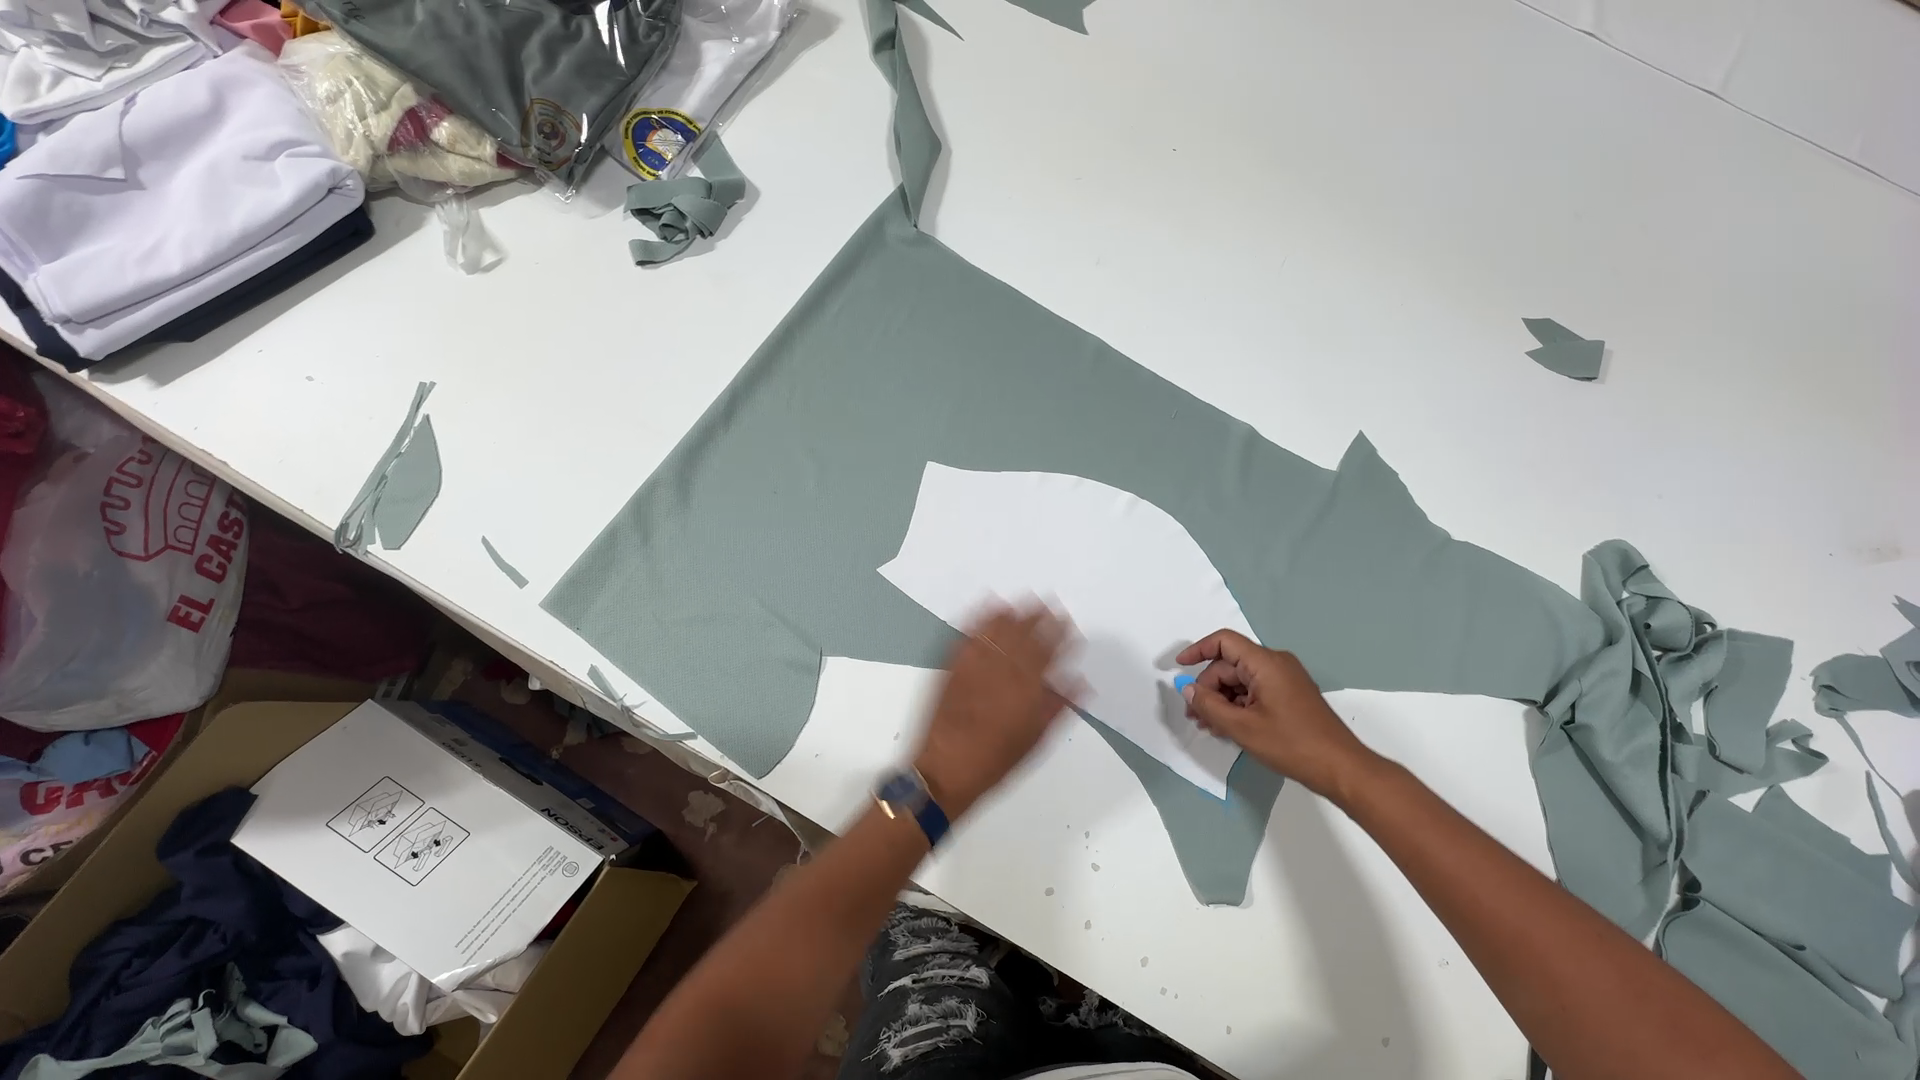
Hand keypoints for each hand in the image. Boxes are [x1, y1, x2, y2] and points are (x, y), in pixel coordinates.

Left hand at [914, 604, 1078, 819]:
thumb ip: (1057, 707)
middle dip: (1041, 618)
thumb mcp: (1035, 740)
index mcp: (1028, 689)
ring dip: (1016, 613)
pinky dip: (982, 617)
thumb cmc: (995, 761)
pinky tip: (991, 604)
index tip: (1070, 625)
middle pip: (1026, 635)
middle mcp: (1004, 671)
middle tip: (1052, 605)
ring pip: (999, 630)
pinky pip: (970, 634)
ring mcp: (975, 666)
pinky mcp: (953, 666)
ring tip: (1027, 601)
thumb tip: (1080, 683)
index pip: (1050, 653)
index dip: (1062, 636)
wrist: (945, 771)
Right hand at [1176, 630, 1379, 801]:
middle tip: (1195, 716)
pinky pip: (1255, 691)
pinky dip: (1239, 705)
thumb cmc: (1291, 744)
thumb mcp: (1242, 727)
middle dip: (1208, 687)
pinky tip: (1229, 728)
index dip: (1198, 650)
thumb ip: (1209, 705)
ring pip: (1241, 680)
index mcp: (1265, 663)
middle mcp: (1276, 663)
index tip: (1178, 668)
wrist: (1340, 767)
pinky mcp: (1290, 695)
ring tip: (1210, 726)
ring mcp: (1285, 679)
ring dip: (1222, 700)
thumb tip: (1188, 689)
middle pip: (1230, 664)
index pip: (1224, 642)